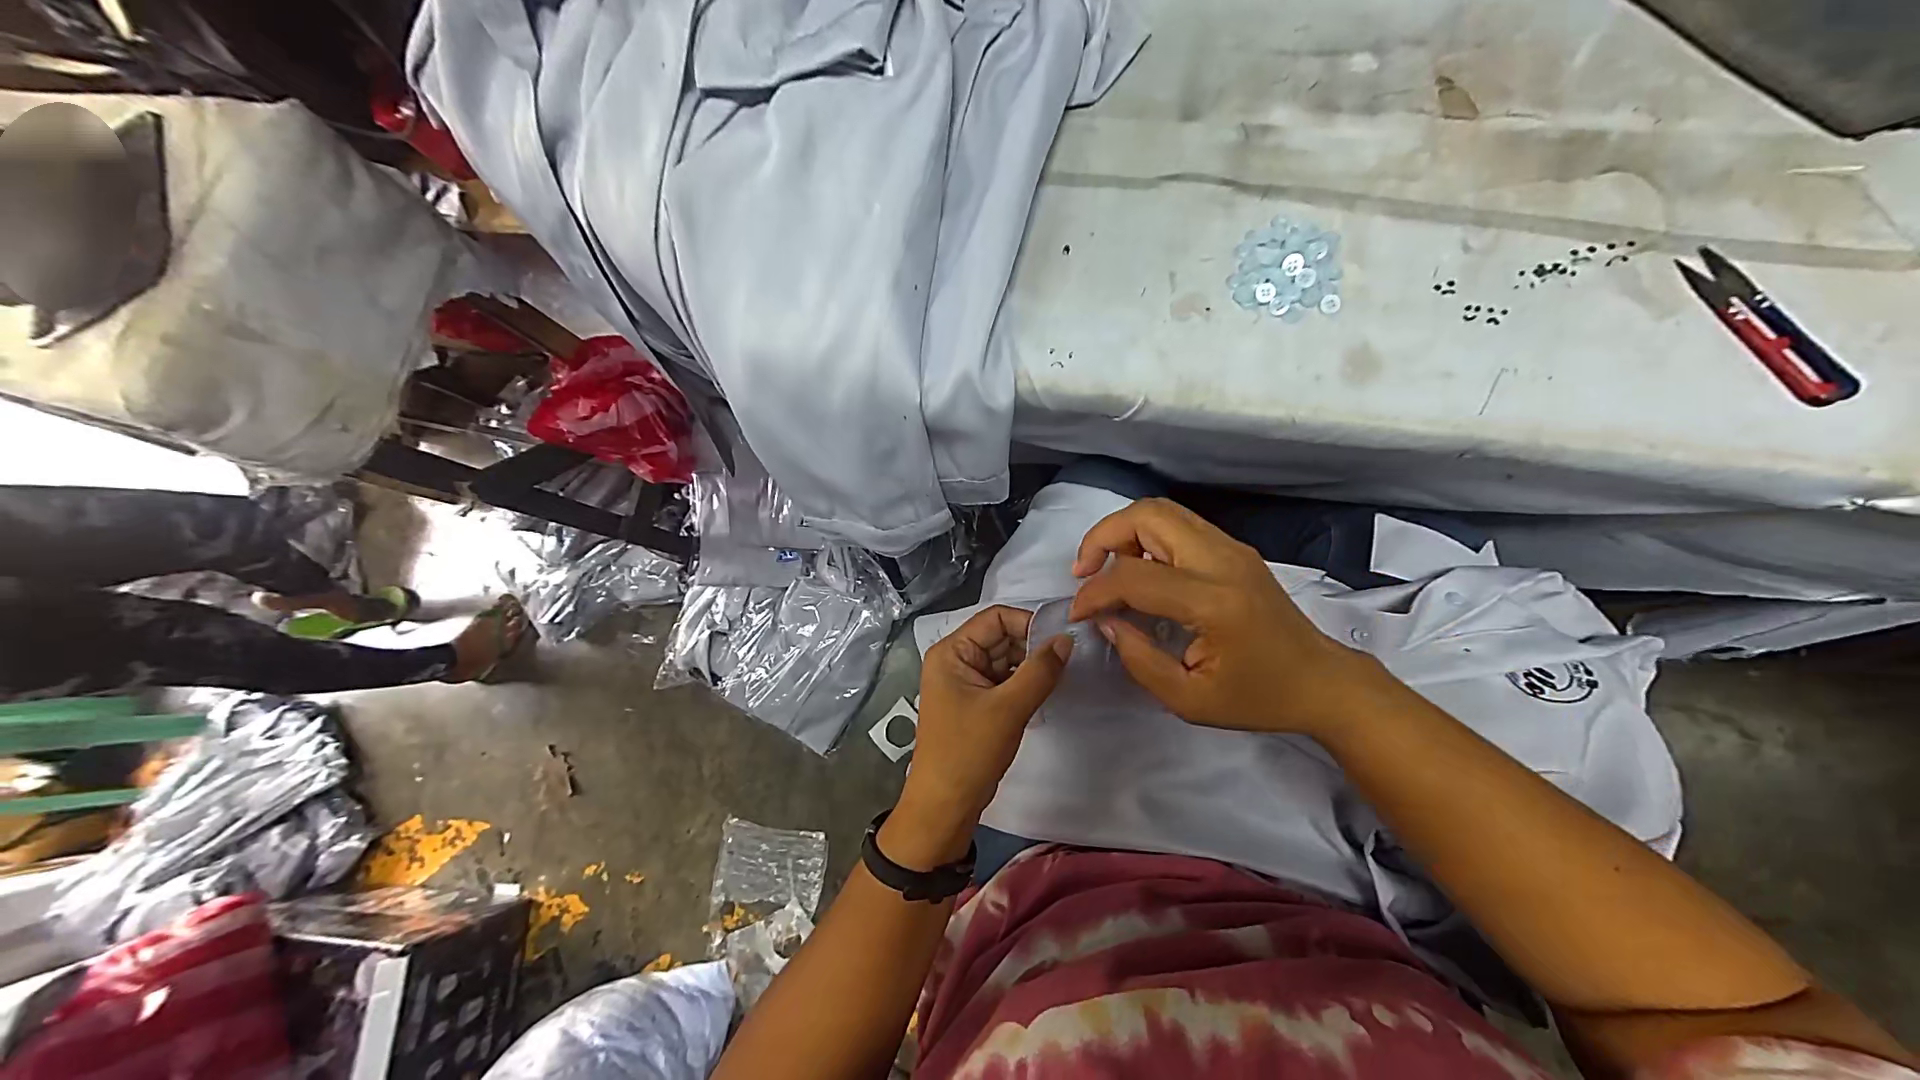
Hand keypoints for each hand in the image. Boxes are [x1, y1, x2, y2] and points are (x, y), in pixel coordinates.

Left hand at [885, 606, 1069, 869]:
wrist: (945, 806)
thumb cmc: (969, 752)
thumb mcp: (1009, 708)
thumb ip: (1040, 670)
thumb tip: (1067, 639)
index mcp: (951, 651)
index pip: (995, 618)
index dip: (1029, 624)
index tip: (1062, 640)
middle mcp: (955, 660)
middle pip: (1001, 636)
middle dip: (1032, 647)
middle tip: (1067, 661)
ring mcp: (964, 682)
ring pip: (1005, 659)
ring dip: (1030, 667)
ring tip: (1059, 678)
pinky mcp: (975, 703)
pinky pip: (1004, 681)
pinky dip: (1024, 684)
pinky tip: (1045, 694)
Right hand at [1067, 498, 1392, 736]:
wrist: (1321, 682)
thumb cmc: (1258, 698)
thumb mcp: (1188, 700)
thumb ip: (1139, 659)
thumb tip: (1106, 621)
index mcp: (1213, 602)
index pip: (1134, 575)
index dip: (1095, 592)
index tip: (1079, 613)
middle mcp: (1222, 561)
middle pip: (1147, 515)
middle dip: (1102, 537)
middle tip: (1085, 573)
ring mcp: (1231, 548)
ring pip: (1162, 511)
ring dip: (1123, 533)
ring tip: (1108, 570)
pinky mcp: (1234, 549)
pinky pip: (1178, 524)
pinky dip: (1145, 536)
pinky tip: (1139, 570)